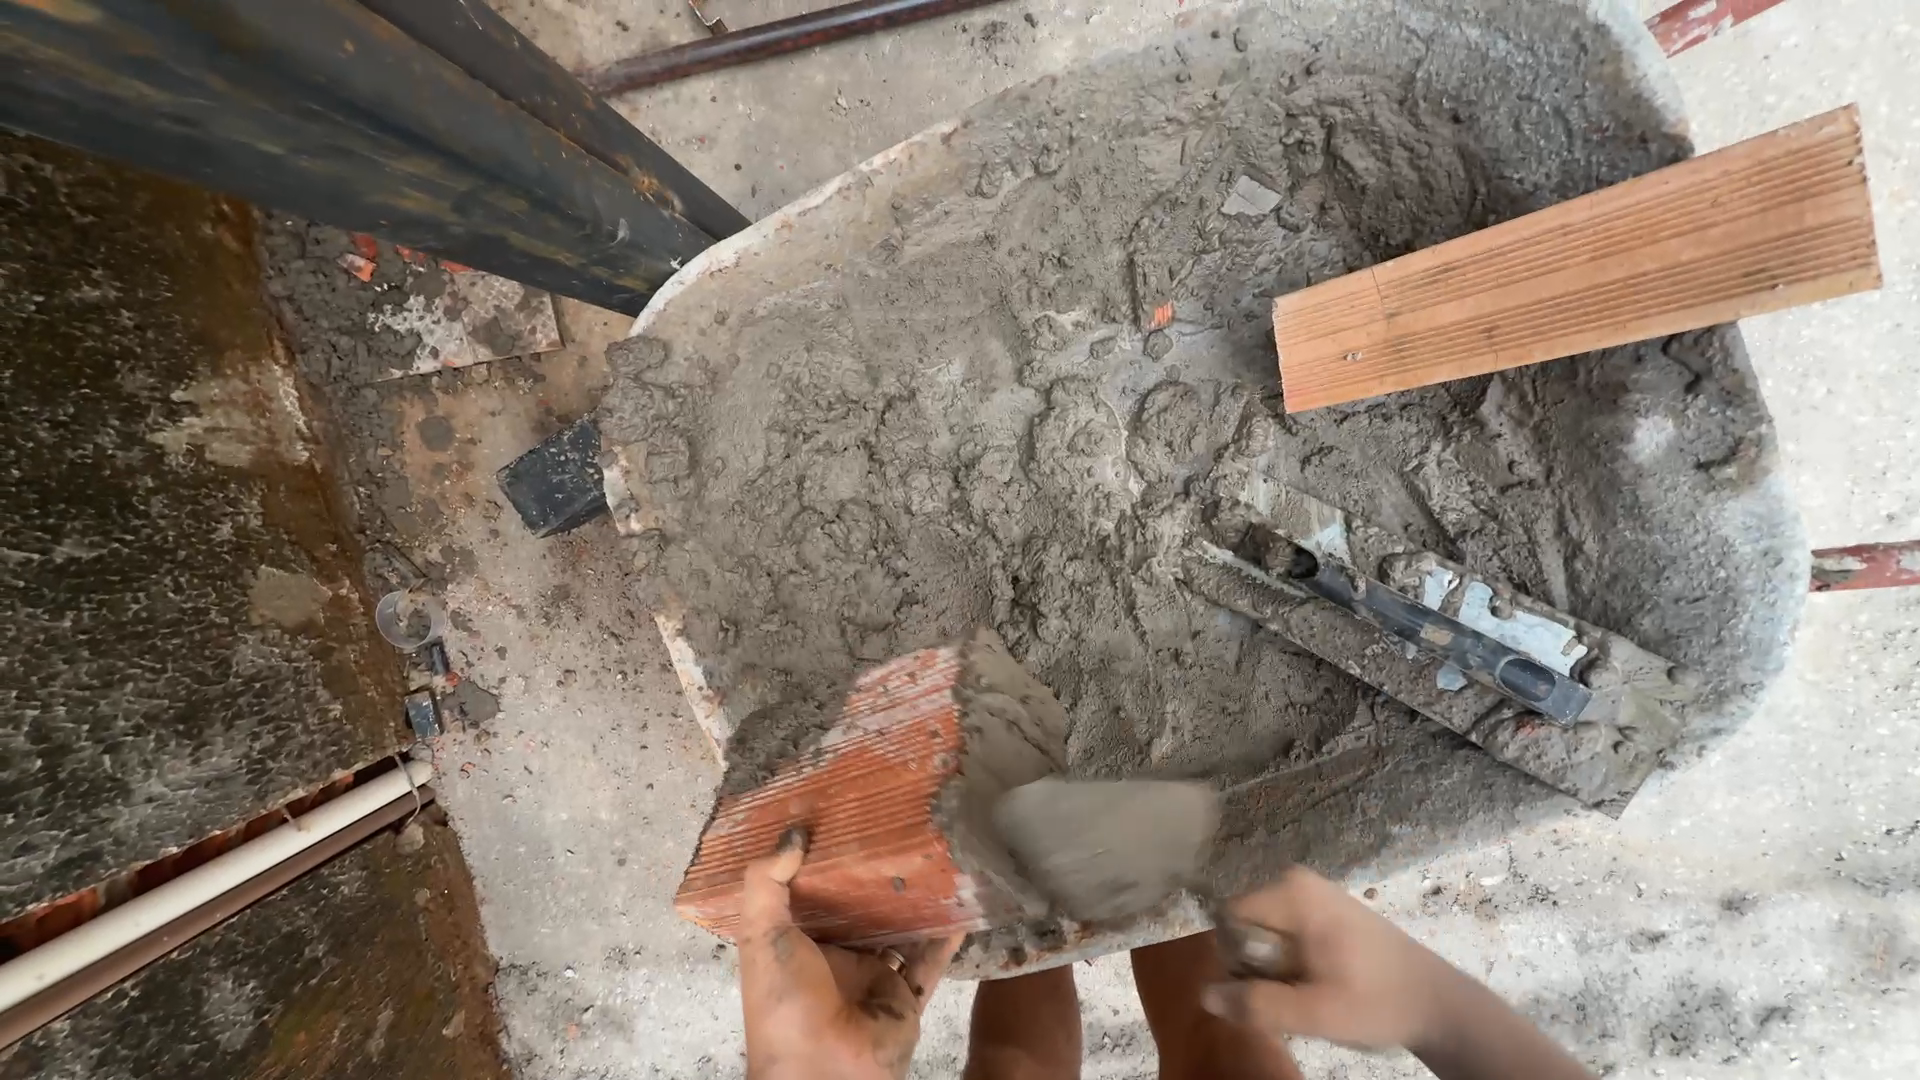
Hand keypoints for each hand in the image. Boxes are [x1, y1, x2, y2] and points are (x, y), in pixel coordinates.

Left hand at [738, 828, 963, 1079]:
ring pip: (902, 930)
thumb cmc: (786, 1003)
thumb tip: (795, 831)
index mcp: (804, 943)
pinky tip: (964, 904)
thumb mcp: (762, 938)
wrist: (823, 1075)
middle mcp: (841, 957)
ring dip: (919, 901)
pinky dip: (948, 936)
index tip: (852, 818)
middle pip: (866, 908)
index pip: (821, 892)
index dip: (834, 859)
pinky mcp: (906, 997)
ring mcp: (875, 978)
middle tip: (905, 830)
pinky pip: (931, 961)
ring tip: (939, 857)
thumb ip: (766, 883)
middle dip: (882, 876)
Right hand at [1201, 866, 1454, 1050]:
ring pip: (1264, 927)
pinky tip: (1318, 978)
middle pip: (1247, 921)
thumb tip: (1204, 994)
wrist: (1439, 1003)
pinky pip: (1284, 926)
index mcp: (1290, 892)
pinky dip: (1291, 955)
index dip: (1238, 957)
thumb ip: (1259, 1003)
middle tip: (1292, 993)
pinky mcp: (1323, 903)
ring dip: (1275, 963)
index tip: (1267, 986)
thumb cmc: (1377, 1002)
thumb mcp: (1316, 1012)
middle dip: (1258, 961)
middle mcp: (1295, 878)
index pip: (1230, 917)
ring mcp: (1311, 888)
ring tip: (1307, 989)